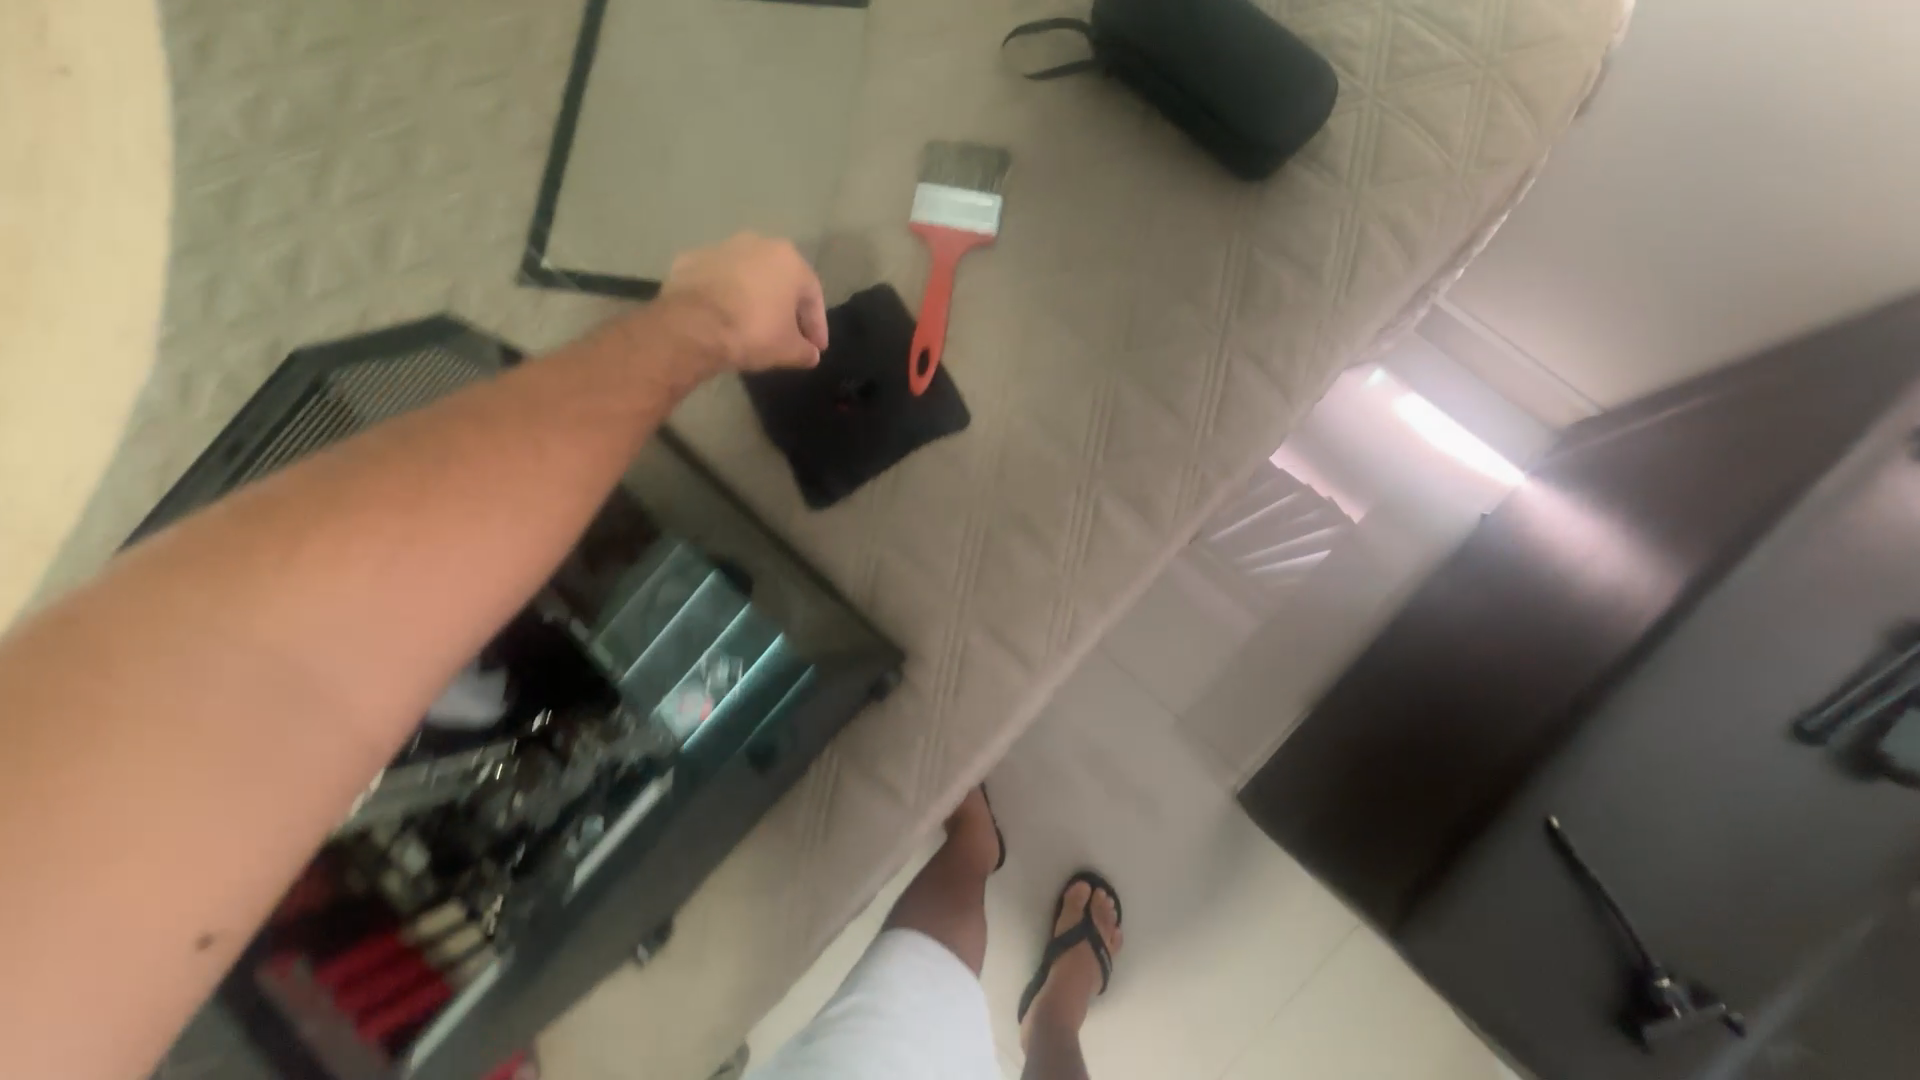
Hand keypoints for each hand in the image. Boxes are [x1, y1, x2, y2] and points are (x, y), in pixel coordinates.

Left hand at [658, 233, 827, 373]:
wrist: (693, 326)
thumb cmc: (753, 332)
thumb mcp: (789, 350)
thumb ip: (805, 351)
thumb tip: (811, 354)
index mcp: (789, 260)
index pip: (813, 296)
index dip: (817, 326)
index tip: (816, 349)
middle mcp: (758, 244)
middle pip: (780, 280)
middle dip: (785, 307)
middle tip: (787, 334)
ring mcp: (721, 248)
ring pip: (746, 276)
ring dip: (753, 297)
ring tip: (751, 325)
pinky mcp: (690, 259)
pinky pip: (716, 280)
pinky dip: (722, 296)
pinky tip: (721, 318)